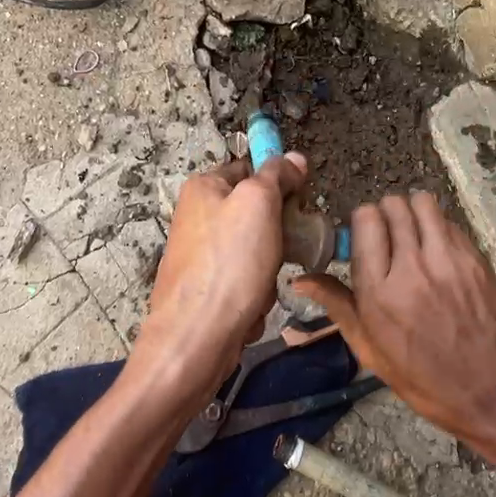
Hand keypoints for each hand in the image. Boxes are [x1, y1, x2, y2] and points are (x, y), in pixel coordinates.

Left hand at [130, 152, 309, 405]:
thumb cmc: (229, 263)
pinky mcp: (206, 291)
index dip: (279, 185)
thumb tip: (294, 157)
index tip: (300, 204)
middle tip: (279, 253)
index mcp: (203, 187)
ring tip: (259, 289)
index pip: (252, 170)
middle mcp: (196, 216)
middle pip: (256, 215)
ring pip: (256, 254)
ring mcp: (200, 256)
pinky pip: (245, 285)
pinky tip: (248, 310)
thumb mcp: (259, 204)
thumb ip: (276, 175)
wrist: (196, 339)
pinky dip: (253, 297)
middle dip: (275, 239)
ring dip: (267, 273)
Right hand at [292, 192, 495, 443]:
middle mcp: (412, 268)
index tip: (365, 238)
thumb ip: (336, 305)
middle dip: (385, 214)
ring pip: (422, 202)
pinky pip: (449, 221)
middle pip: (392, 205)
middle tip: (388, 237)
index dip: (362, 223)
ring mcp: (448, 260)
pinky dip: (438, 227)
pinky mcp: (474, 259)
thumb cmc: (423, 379)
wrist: (491, 394)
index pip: (365, 220)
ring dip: (412, 212)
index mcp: (379, 292)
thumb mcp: (370, 350)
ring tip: (413, 234)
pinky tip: (438, 251)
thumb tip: (298, 280)